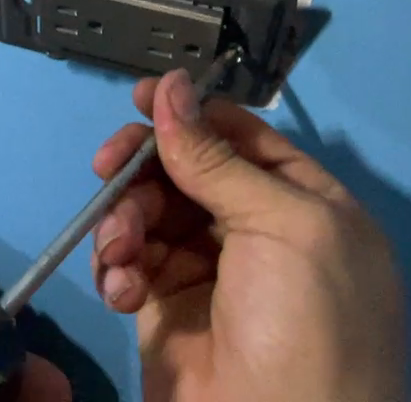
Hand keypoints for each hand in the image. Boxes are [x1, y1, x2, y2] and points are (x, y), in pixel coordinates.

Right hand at [91, 71, 406, 401]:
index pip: (239, 137)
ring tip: (119, 254)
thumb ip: (214, 156)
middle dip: (142, 167)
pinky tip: (120, 288)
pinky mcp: (168, 306)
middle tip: (106, 167)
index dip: (189, 113)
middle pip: (184, 168)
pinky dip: (118, 265)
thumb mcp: (280, 228)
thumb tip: (170, 83)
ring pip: (150, 210)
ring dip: (124, 222)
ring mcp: (211, 270)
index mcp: (305, 205)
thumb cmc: (304, 328)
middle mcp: (259, 231)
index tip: (141, 99)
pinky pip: (132, 259)